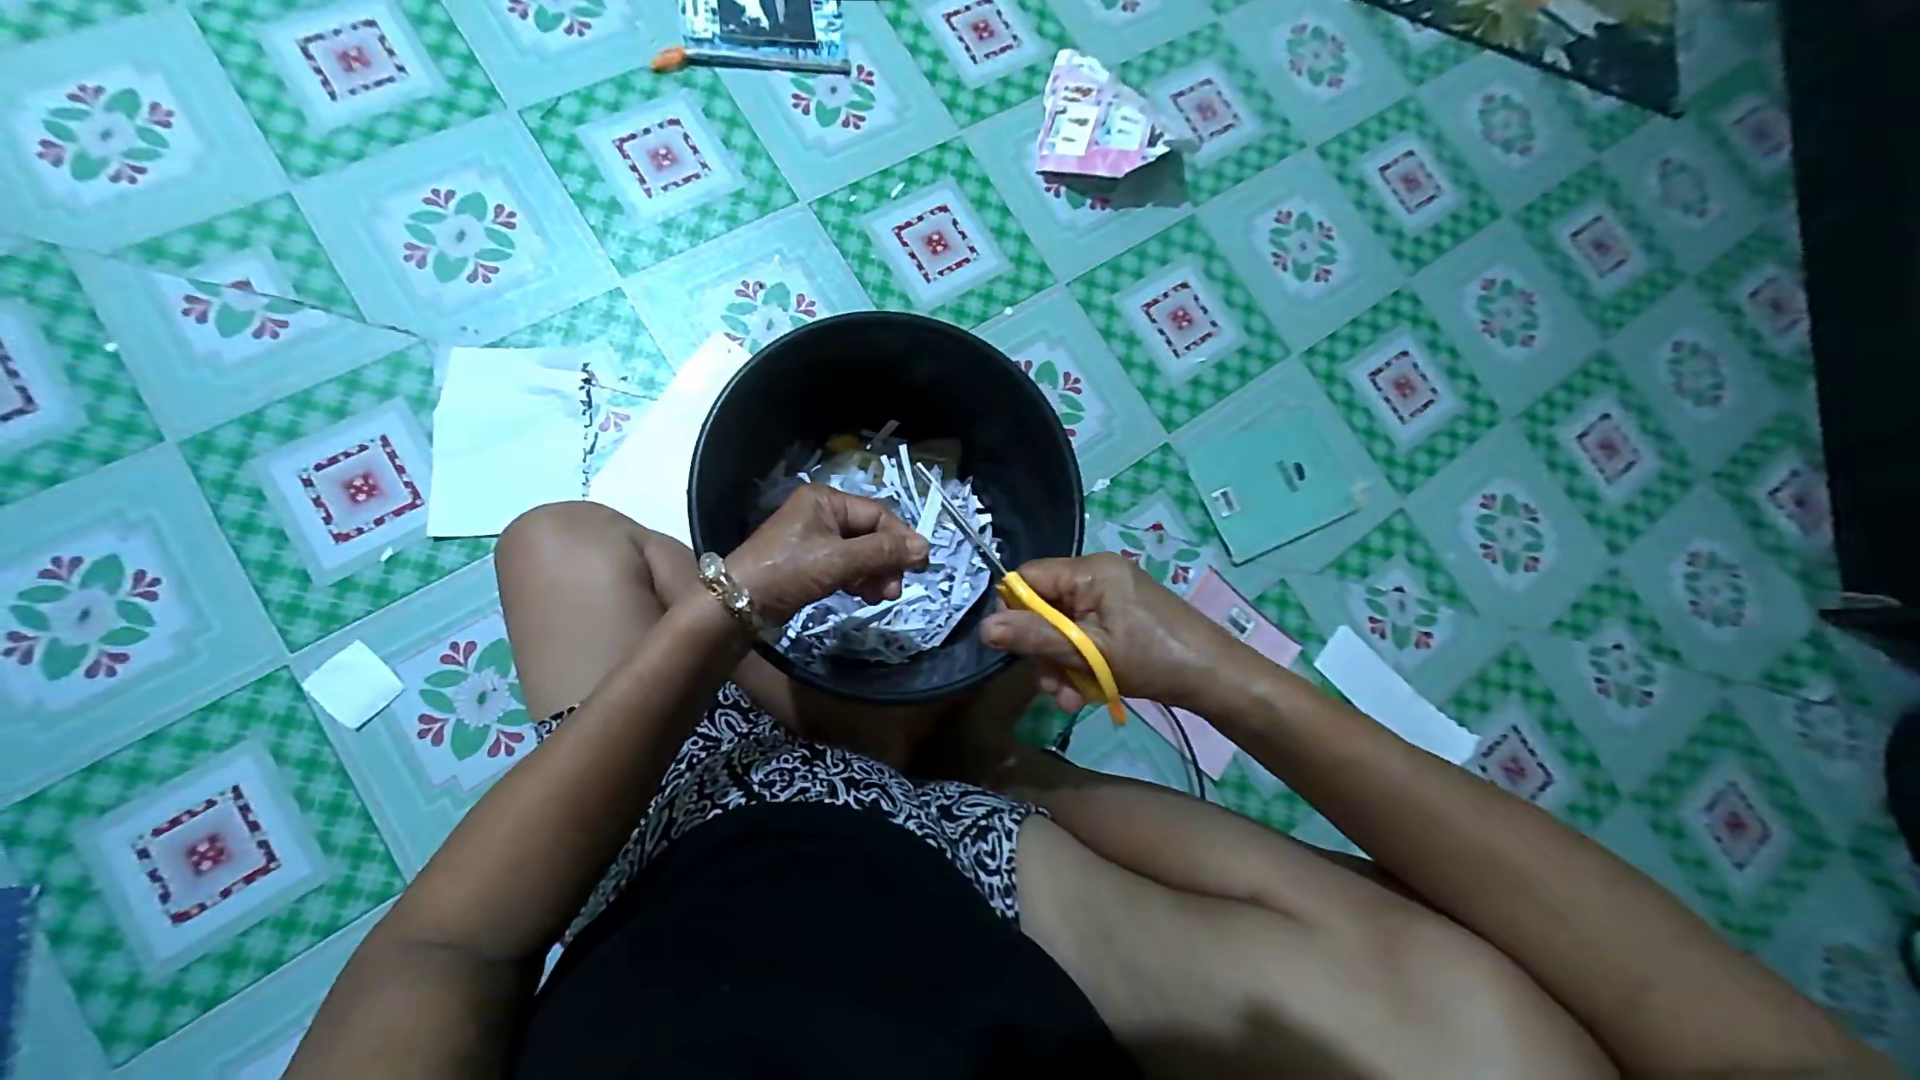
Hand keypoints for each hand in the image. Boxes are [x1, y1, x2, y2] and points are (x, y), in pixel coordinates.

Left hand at [726, 485, 929, 624]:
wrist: (737, 604)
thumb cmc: (788, 571)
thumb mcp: (839, 560)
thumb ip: (883, 552)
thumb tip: (926, 547)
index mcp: (826, 500)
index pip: (878, 515)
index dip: (901, 539)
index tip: (920, 566)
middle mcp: (822, 513)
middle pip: (871, 534)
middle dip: (886, 561)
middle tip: (893, 590)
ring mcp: (815, 538)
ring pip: (861, 553)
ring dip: (875, 574)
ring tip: (879, 597)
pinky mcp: (811, 562)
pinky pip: (847, 566)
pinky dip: (859, 580)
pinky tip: (863, 595)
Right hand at [978, 553, 1246, 713]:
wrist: (1215, 677)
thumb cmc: (1153, 659)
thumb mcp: (1089, 652)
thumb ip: (1036, 638)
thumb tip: (984, 628)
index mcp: (1090, 570)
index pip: (1028, 577)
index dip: (1015, 611)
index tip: (1017, 648)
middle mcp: (1097, 574)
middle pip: (1044, 606)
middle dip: (1043, 650)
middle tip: (1053, 687)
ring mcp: (1111, 595)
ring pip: (1062, 626)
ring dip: (1061, 664)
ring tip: (1071, 698)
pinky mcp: (1120, 614)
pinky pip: (1084, 633)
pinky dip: (1080, 661)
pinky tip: (1086, 691)